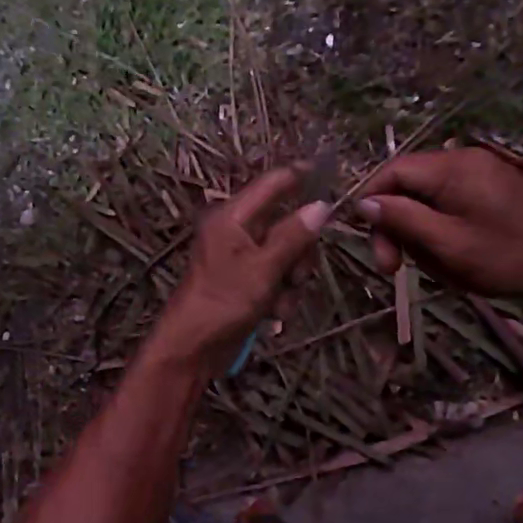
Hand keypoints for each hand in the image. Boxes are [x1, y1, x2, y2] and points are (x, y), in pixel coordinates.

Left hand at [146, 166, 328, 371]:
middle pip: (286, 224)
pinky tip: (273, 315)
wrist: (192, 348)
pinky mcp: (244, 282)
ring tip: (279, 304)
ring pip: (285, 255)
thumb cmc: (224, 301)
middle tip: (296, 275)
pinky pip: (275, 277)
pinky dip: (279, 295)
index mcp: (232, 216)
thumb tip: (321, 206)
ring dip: (290, 281)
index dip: (301, 177)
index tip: (331, 175)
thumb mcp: (264, 267)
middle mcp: (236, 231)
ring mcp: (240, 258)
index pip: (273, 183)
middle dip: (299, 253)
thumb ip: (294, 236)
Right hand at [357, 148, 522, 306]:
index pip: (391, 172)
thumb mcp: (448, 244)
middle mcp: (465, 160)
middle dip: (399, 227)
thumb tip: (363, 203)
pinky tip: (458, 258)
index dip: (372, 205)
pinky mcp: (496, 191)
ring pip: (429, 200)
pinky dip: (445, 232)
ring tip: (441, 267)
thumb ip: (402, 220)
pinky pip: (453, 205)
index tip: (373, 246)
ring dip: (423, 235)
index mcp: (452, 167)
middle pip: (409, 187)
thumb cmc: (511, 257)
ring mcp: (484, 174)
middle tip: (398, 269)